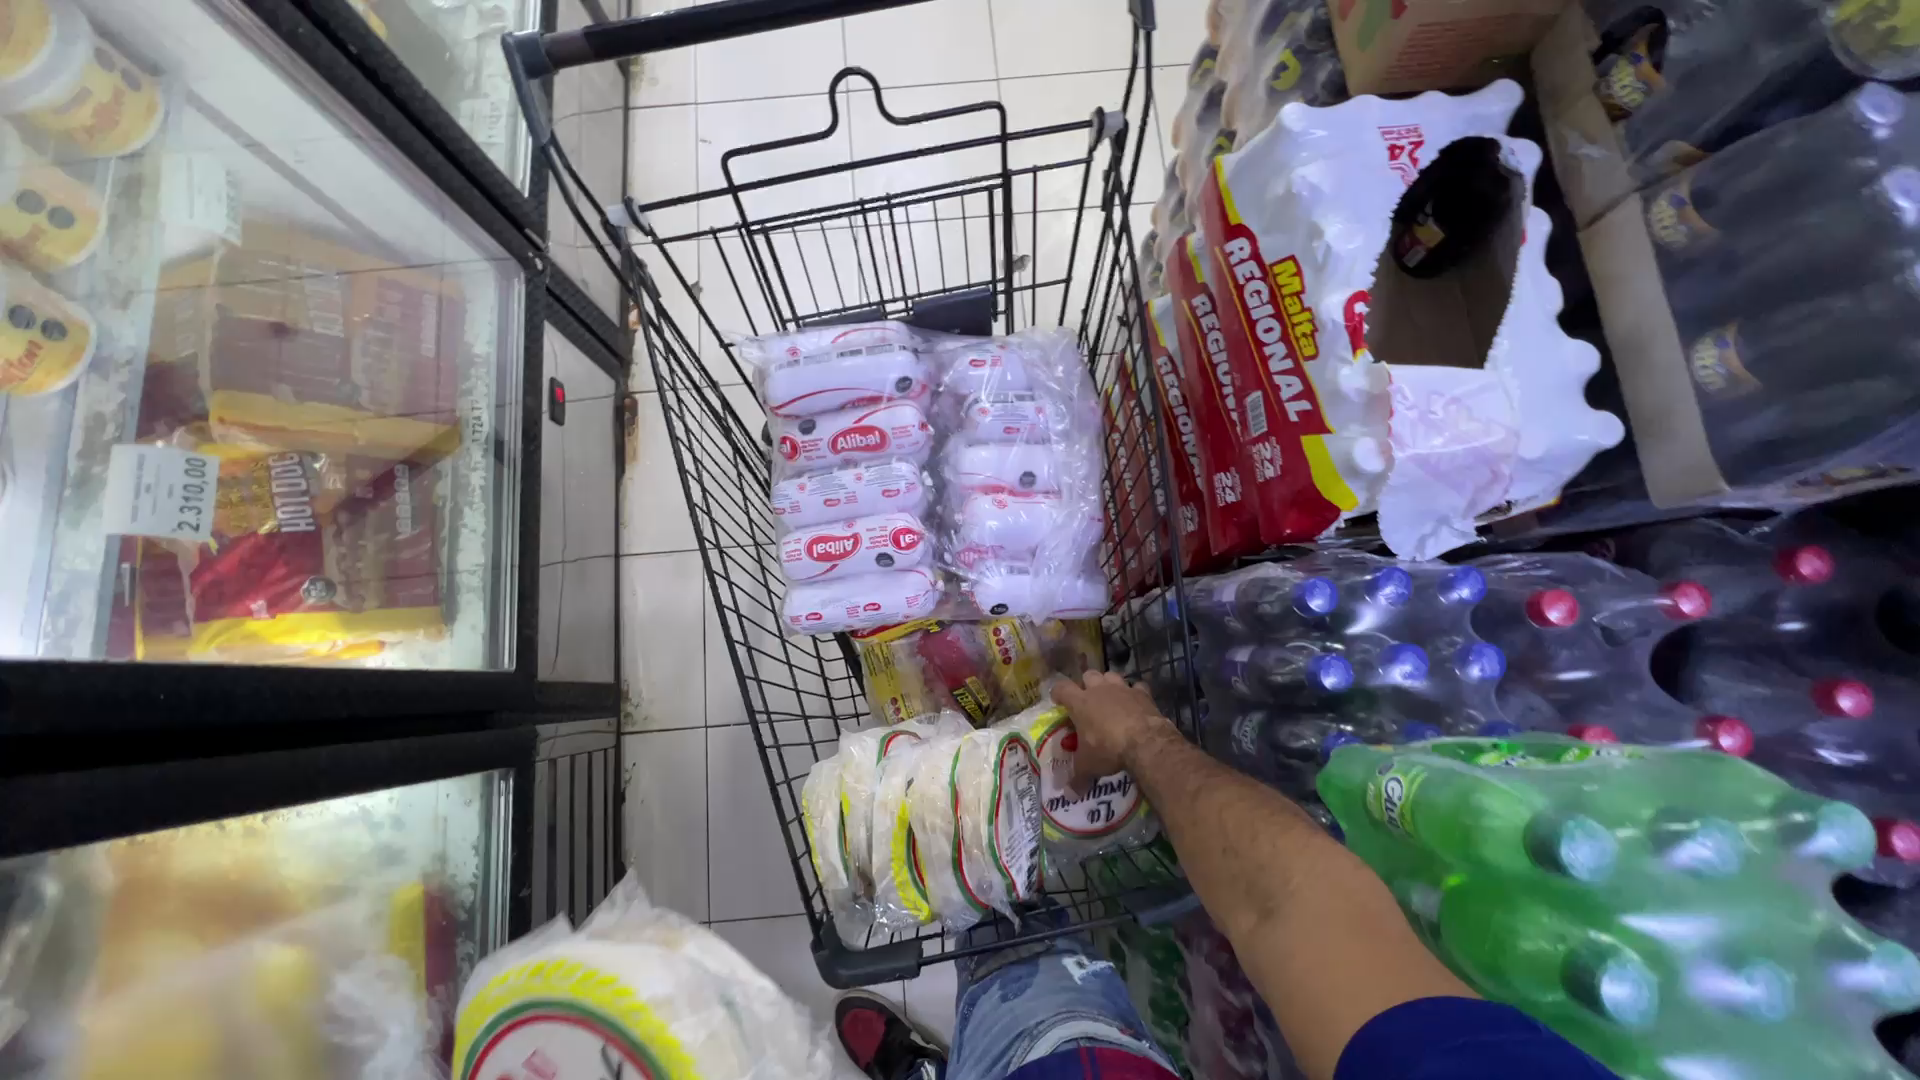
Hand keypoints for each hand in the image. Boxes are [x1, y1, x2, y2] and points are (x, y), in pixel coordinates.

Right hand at [1050, 671, 1174, 792]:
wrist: (1145, 742)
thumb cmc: (1108, 749)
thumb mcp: (1088, 766)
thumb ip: (1077, 777)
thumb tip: (1068, 794)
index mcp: (1080, 702)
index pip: (1061, 688)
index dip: (1058, 693)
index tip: (1058, 700)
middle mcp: (1099, 690)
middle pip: (1088, 675)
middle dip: (1086, 684)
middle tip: (1088, 700)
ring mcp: (1122, 689)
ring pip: (1111, 675)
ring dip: (1109, 684)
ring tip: (1110, 698)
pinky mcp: (1143, 694)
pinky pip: (1137, 687)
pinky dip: (1135, 694)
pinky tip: (1135, 704)